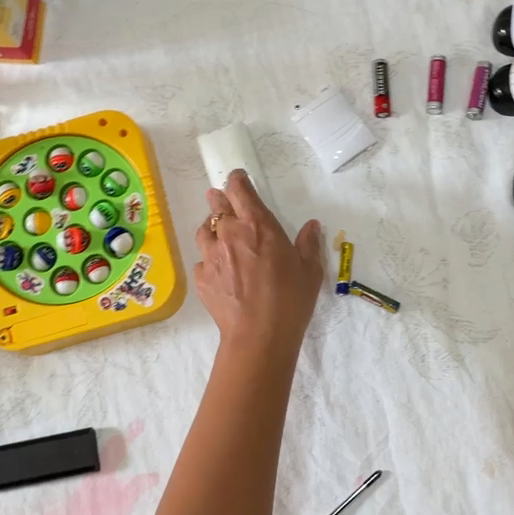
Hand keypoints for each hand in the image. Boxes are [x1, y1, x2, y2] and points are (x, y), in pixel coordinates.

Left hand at [193, 170, 324, 353]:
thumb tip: (311, 226)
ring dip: (212, 229)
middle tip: (226, 203)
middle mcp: (230, 232)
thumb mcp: (310, 271)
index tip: (239, 179)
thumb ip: (309, 244)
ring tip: (221, 237)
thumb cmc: (290, 300)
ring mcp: (211, 254)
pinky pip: (202, 260)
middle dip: (220, 199)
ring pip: (203, 230)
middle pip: (216, 203)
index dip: (237, 180)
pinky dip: (210, 260)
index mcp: (258, 224)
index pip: (239, 189)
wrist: (259, 335)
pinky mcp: (201, 277)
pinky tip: (220, 271)